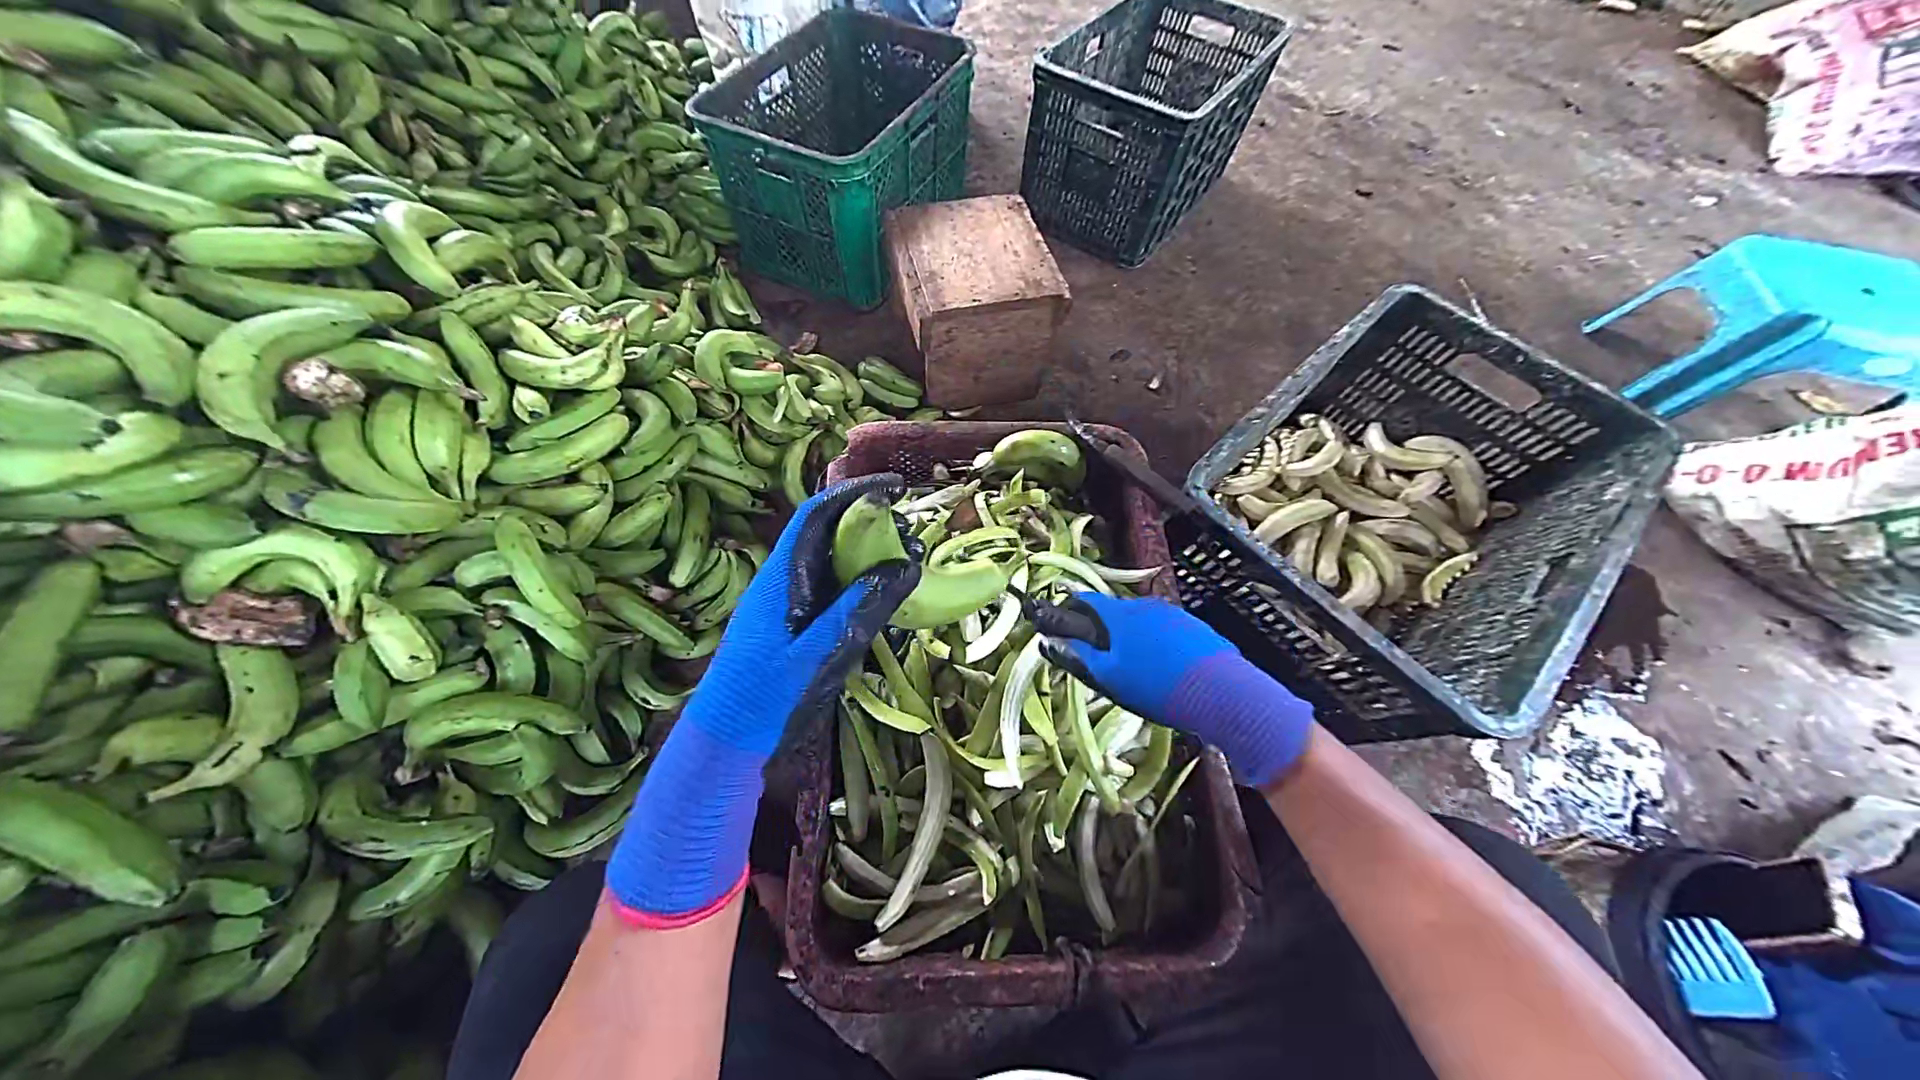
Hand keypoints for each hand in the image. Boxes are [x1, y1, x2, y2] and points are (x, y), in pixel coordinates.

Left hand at [605, 475, 919, 925]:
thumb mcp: (817, 655)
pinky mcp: (795, 620)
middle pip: (826, 532)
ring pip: (831, 559)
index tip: (895, 487)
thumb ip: (857, 611)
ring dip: (867, 551)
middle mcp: (783, 579)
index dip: (855, 492)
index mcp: (780, 577)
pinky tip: (883, 594)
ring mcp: (789, 600)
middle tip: (910, 530)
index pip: (817, 515)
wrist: (726, 736)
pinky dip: (860, 580)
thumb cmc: (763, 697)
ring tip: (906, 557)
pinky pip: (832, 586)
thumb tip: (901, 565)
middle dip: (869, 520)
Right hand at [1038, 592, 1314, 786]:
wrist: (1223, 694)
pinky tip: (1165, 673)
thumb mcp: (1108, 678)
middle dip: (1105, 631)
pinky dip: (1159, 647)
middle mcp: (1147, 606)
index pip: (1086, 601)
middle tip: (1102, 659)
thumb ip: (1077, 658)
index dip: (1070, 610)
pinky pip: (1168, 633)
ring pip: (1143, 623)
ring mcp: (1176, 615)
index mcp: (1120, 614)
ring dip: (1134, 639)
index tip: (1061, 625)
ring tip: (1137, 672)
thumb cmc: (1155, 687)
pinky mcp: (1198, 630)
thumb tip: (1048, 642)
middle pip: (1116, 612)